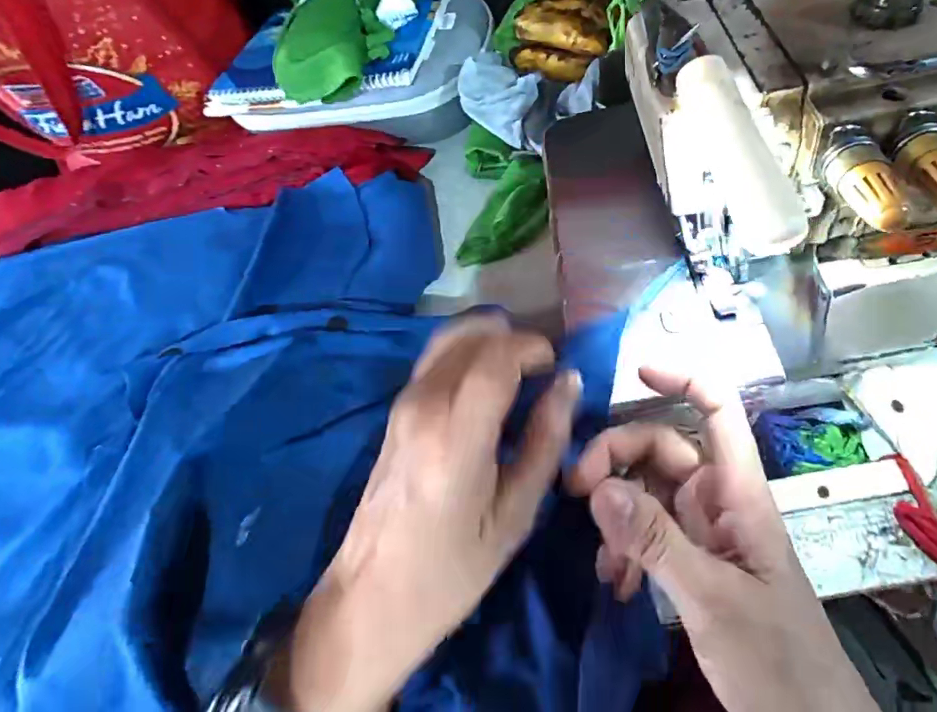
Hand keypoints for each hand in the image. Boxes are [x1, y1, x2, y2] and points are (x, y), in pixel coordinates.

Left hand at [272, 314, 580, 711]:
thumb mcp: (516, 514)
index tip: (557, 368)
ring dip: (491, 342)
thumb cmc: (451, 569)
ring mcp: (404, 404)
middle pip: (473, 334)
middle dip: (515, 339)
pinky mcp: (396, 411)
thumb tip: (568, 382)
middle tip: (542, 371)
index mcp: (455, 435)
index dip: (534, 347)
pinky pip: (438, 358)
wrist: (367, 603)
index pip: (497, 355)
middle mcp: (424, 405)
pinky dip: (470, 353)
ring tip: (520, 374)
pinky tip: (491, 386)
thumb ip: (546, 440)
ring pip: (451, 337)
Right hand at [568, 367, 874, 711]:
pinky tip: (613, 581)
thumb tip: (600, 487)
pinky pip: (652, 533)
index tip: (635, 374)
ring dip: (619, 512)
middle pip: (666, 448)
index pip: (718, 409)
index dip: (682, 380)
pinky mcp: (696, 563)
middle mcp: (721, 499)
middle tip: (577, 491)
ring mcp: (707, 531)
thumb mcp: (710, 599)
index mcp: (739, 490)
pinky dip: (627, 547)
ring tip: (601, 557)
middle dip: (620, 459)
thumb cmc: (774, 655)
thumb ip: (656, 541)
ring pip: (652, 491)